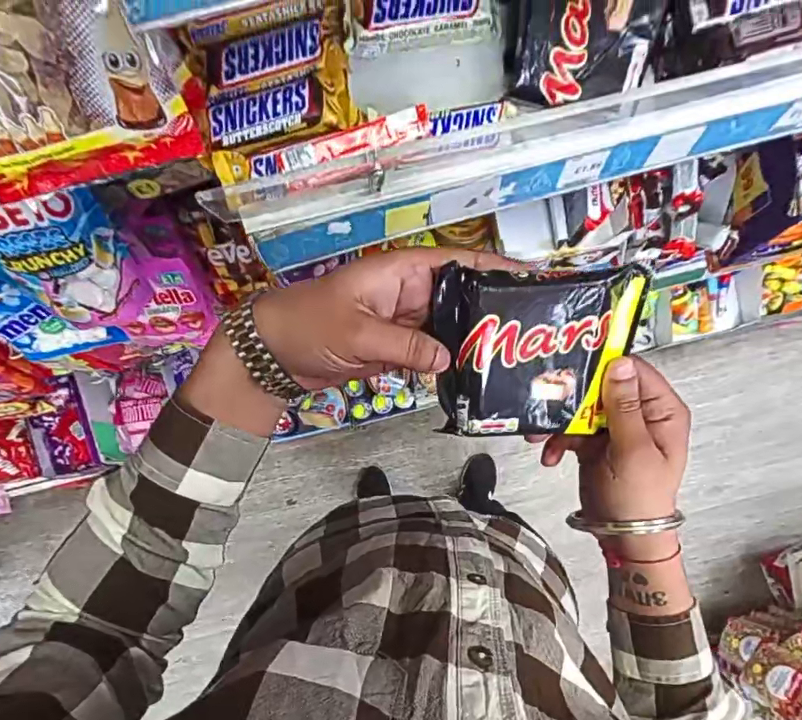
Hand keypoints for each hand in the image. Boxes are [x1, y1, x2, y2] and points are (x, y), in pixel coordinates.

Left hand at [250, 248, 521, 390]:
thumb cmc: (307, 323)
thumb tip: (448, 357)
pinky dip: (450, 363)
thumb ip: (406, 345)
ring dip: (471, 342)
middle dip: (489, 310)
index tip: (526, 275)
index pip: (457, 262)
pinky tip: (472, 374)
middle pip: (460, 297)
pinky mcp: (399, 349)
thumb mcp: (358, 331)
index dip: (492, 266)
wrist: (275, 354)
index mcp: (401, 272)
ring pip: (449, 329)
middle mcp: (409, 294)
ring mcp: (405, 323)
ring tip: (506, 355)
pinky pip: (432, 353)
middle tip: (526, 328)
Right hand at [537, 355, 689, 552]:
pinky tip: (551, 455)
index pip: (634, 372)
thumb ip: (625, 407)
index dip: (606, 366)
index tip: (576, 367)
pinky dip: (559, 441)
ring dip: (560, 421)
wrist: (624, 537)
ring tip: (540, 435)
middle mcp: (641, 415)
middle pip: (604, 387)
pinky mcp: (596, 444)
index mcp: (662, 411)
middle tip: (548, 401)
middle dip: (573, 397)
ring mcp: (616, 429)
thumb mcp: (634, 451)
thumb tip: (620, 365)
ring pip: (583, 408)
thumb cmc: (640, 500)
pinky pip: (573, 430)